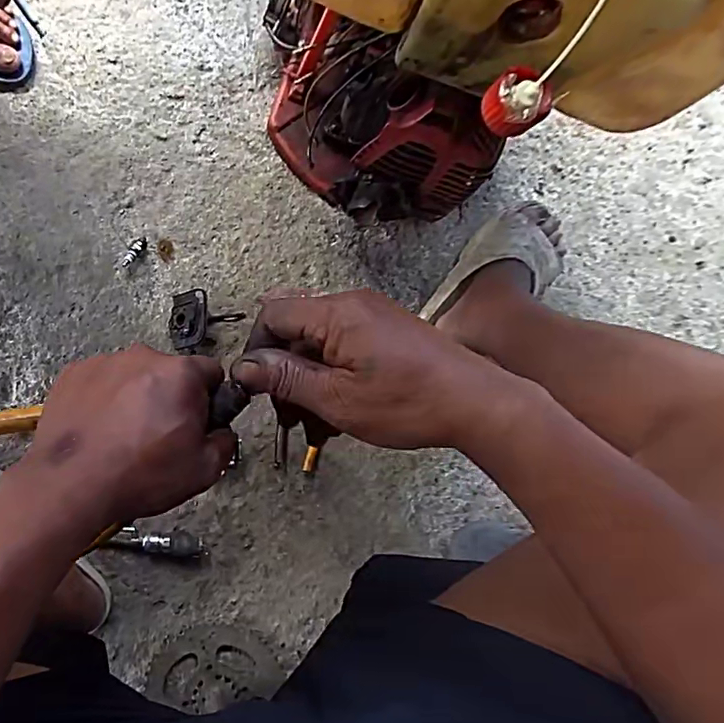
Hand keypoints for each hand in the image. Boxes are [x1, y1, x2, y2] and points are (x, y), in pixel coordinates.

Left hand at [16, 346, 236, 531]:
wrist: (70, 484)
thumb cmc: (133, 475)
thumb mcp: (203, 470)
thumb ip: (225, 443)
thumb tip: (222, 434)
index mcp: (180, 374)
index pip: (211, 372)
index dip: (210, 400)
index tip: (199, 421)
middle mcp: (142, 358)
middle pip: (170, 373)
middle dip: (170, 400)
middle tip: (161, 438)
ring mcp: (105, 364)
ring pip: (133, 378)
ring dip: (135, 400)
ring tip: (125, 439)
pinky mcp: (75, 375)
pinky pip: (101, 383)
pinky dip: (104, 402)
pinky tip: (102, 432)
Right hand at [231, 290, 528, 450]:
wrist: (477, 404)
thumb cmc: (415, 402)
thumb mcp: (336, 399)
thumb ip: (286, 379)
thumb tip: (246, 366)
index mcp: (337, 314)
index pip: (272, 314)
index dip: (256, 350)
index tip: (258, 384)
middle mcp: (353, 304)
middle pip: (293, 327)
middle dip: (283, 370)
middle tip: (287, 410)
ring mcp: (371, 315)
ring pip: (317, 341)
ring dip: (308, 377)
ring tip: (316, 418)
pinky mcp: (385, 329)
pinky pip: (342, 345)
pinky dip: (332, 373)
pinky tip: (339, 405)